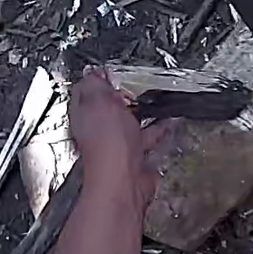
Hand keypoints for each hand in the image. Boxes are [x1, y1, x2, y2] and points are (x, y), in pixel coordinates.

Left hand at [69, 69, 172, 212]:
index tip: (111, 72)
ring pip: (129, 123)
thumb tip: (93, 73)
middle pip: (108, 107)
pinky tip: (168, 122)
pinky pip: (147, 138)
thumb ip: (96, 85)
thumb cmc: (108, 145)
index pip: (85, 91)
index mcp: (83, 114)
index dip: (98, 80)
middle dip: (122, 96)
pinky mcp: (134, 157)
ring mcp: (116, 145)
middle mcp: (96, 130)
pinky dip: (158, 129)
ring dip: (142, 112)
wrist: (124, 181)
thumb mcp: (100, 100)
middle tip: (135, 85)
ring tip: (156, 100)